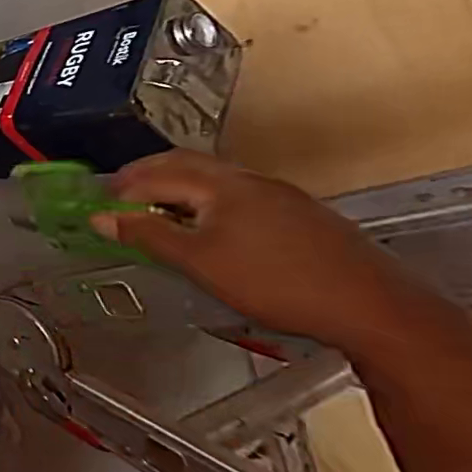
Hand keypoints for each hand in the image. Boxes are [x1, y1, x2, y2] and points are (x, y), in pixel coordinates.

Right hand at [89, 150, 431, 350]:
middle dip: (147, 175)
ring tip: (156, 210)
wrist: (374, 307)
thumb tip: (100, 217)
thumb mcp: (200, 262)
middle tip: (119, 195)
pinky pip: (235, 193)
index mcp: (220, 184)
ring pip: (212, 178)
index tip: (97, 203)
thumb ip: (147, 235)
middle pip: (185, 164)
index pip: (157, 174)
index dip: (122, 187)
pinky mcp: (298, 214)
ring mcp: (277, 194)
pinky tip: (208, 226)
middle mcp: (247, 179)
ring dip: (176, 186)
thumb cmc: (275, 283)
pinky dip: (205, 200)